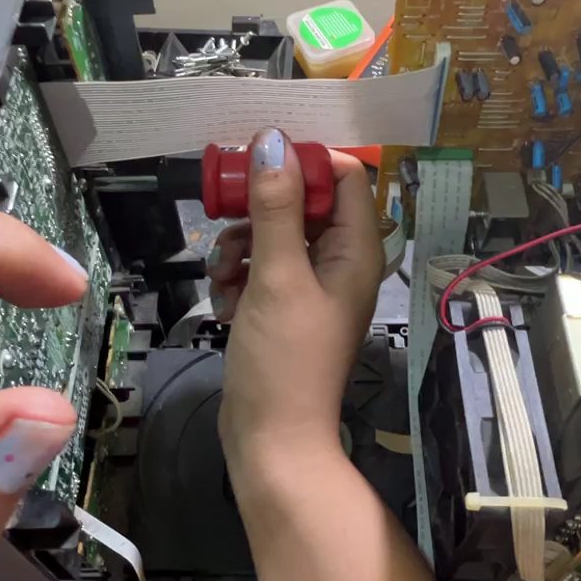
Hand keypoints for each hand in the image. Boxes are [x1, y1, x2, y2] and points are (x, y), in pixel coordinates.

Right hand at [207, 129, 384, 476]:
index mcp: (356, 250)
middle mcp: (340, 263)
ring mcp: (311, 287)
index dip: (304, 163)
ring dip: (241, 246)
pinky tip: (224, 303)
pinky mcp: (284, 307)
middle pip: (304, 204)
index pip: (345, 177)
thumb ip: (276, 207)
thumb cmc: (284, 358)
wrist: (272, 439)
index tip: (257, 165)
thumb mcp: (277, 276)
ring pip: (275, 235)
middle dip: (260, 209)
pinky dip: (239, 276)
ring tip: (224, 276)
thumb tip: (273, 141)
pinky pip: (261, 269)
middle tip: (224, 215)